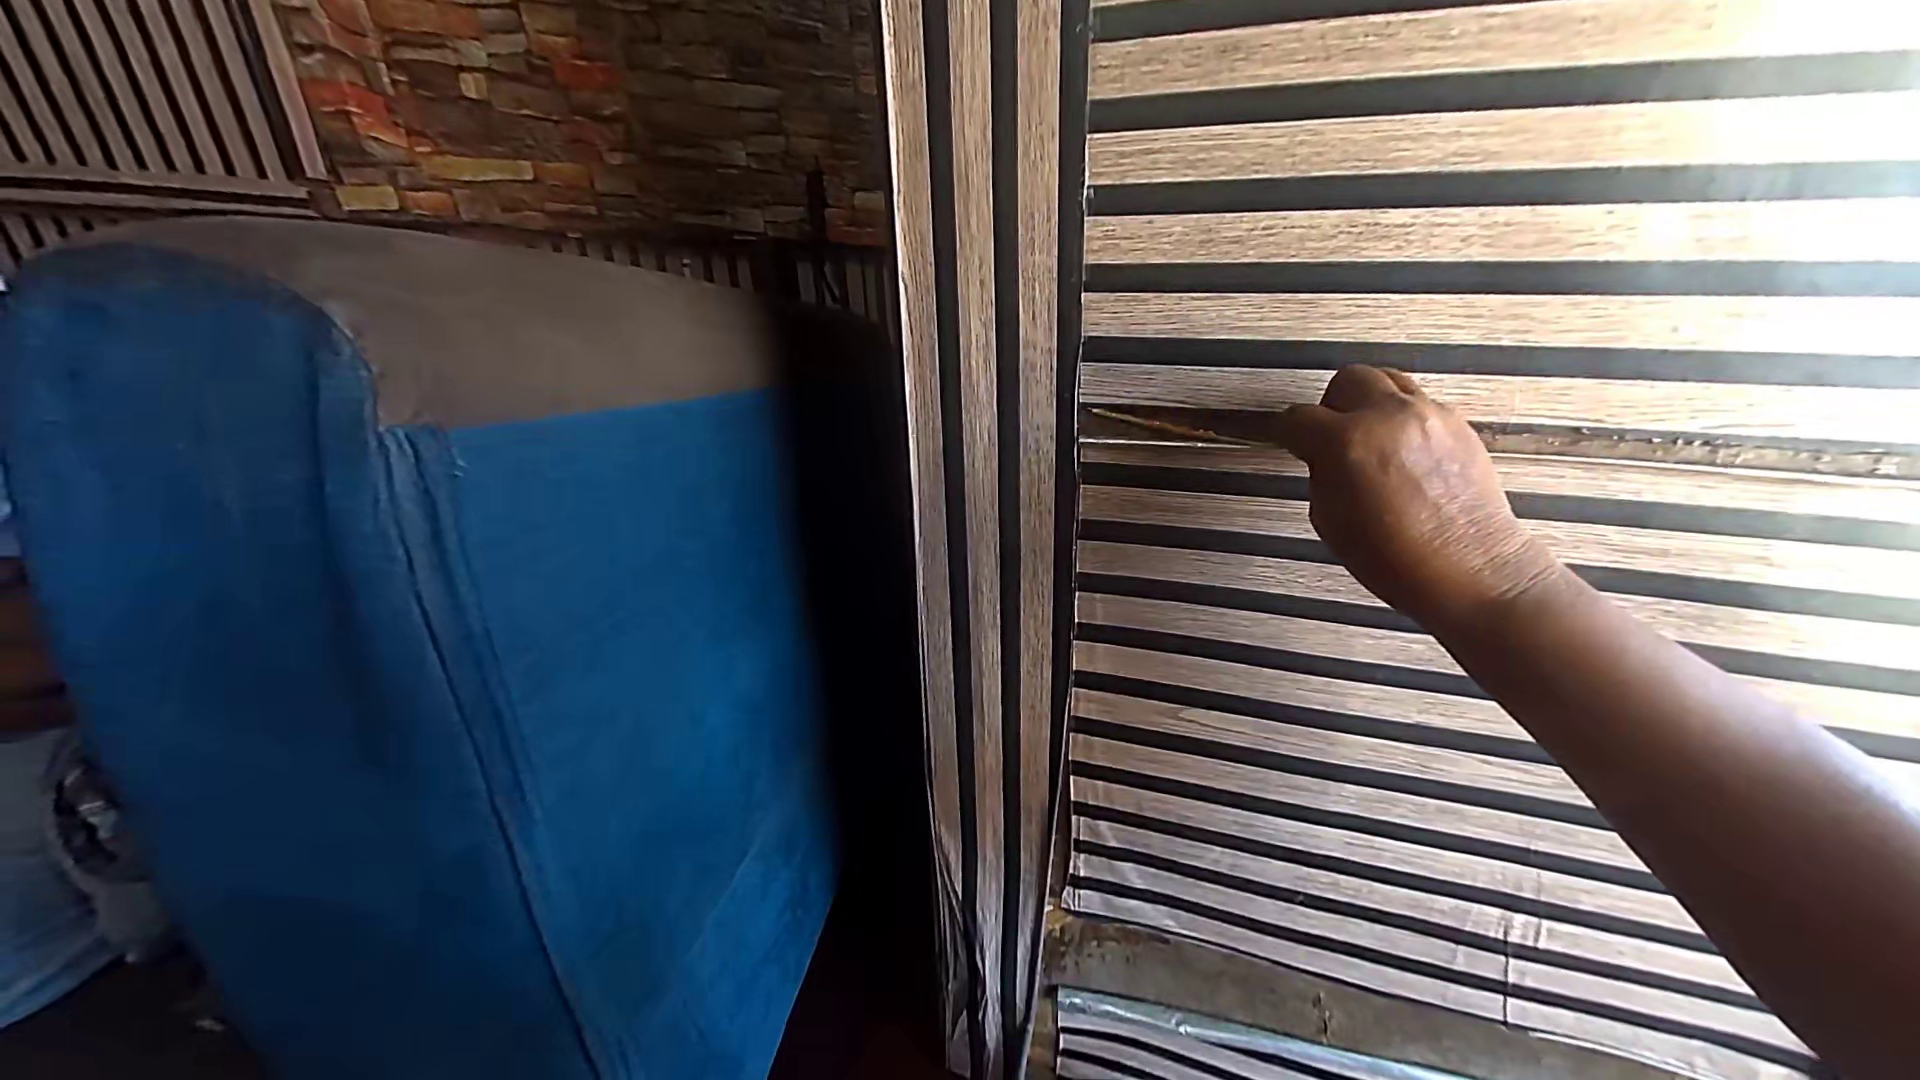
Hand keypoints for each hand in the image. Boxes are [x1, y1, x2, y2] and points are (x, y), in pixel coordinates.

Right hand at [1274, 365, 1564, 628]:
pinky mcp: (1456, 425)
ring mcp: (1428, 417)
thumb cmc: (1396, 554)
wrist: (1465, 567)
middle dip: (1330, 405)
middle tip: (1326, 433)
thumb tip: (1322, 454)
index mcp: (1346, 442)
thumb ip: (1320, 471)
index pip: (1297, 417)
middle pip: (1347, 380)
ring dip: (1367, 404)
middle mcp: (1389, 418)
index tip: (1281, 435)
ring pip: (1386, 381)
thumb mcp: (1327, 516)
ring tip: (1363, 436)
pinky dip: (1399, 419)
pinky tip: (1395, 451)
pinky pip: (1417, 403)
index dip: (1283, 429)